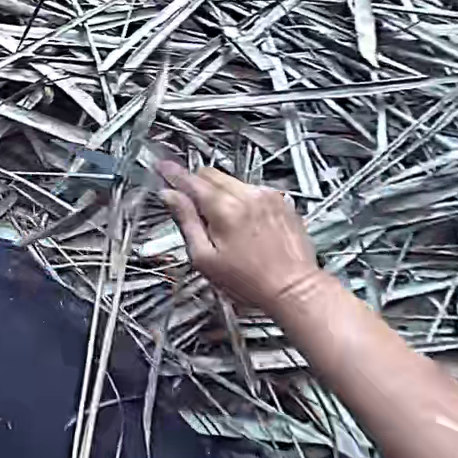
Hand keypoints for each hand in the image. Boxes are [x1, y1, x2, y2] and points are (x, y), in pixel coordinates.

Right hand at [156, 159, 327, 312]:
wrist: (294, 289)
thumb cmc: (251, 281)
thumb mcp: (205, 258)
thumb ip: (185, 221)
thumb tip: (170, 197)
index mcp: (224, 208)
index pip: (190, 179)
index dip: (172, 174)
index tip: (163, 168)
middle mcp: (246, 195)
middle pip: (209, 174)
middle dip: (197, 186)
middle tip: (197, 212)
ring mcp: (266, 195)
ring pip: (230, 180)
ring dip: (220, 193)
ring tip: (226, 225)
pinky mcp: (280, 200)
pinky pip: (251, 188)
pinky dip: (242, 198)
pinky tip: (246, 224)